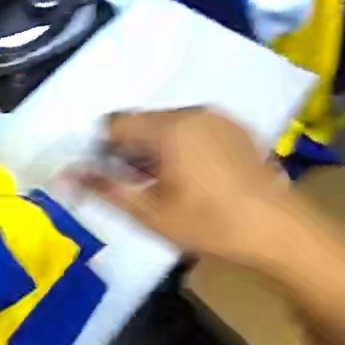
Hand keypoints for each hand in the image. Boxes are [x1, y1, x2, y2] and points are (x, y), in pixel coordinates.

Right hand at [68, 108, 300, 264]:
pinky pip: (194, 129)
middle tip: (140, 189)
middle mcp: (193, 112)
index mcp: (169, 127)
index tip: (112, 179)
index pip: (115, 123)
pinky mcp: (238, 129)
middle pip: (142, 123)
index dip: (103, 150)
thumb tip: (64, 176)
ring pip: (168, 126)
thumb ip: (103, 188)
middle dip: (131, 151)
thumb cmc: (209, 225)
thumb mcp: (149, 213)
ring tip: (169, 188)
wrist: (280, 233)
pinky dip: (183, 148)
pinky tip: (195, 181)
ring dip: (156, 151)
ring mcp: (220, 118)